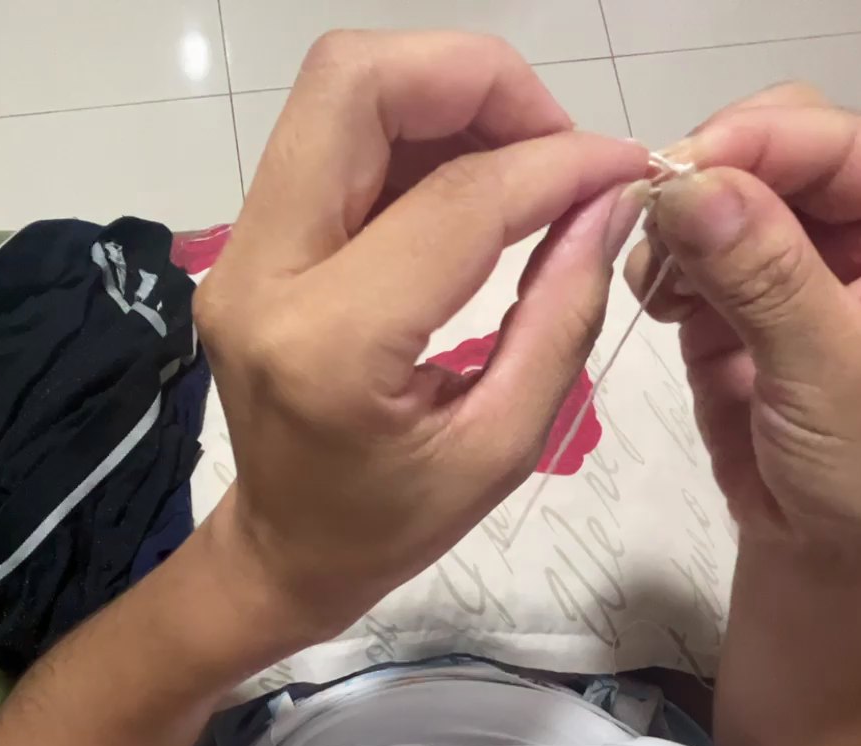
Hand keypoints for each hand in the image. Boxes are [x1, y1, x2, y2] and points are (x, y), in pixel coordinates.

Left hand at [196, 31, 651, 635]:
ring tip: (517, 165)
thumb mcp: (499, 447)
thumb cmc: (391, 526)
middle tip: (552, 145)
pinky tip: (462, 187)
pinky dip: (406, 139)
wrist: (285, 550)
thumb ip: (560, 317)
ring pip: (334, 100)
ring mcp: (238, 259)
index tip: (622, 170)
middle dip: (476, 81)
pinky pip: (325, 147)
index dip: (555, 164)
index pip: (456, 201)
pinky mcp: (244, 254)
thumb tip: (605, 198)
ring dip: (440, 101)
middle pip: (354, 86)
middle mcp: (261, 278)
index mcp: (329, 346)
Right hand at [624, 84, 860, 606]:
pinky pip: (686, 261)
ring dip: (673, 232)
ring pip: (717, 203)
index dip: (753, 144)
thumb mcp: (832, 371)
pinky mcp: (733, 308)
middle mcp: (859, 229)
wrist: (827, 550)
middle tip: (648, 228)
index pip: (835, 142)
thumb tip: (685, 187)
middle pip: (770, 155)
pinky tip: (657, 307)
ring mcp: (790, 267)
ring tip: (655, 290)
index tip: (669, 175)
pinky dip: (660, 271)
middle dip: (706, 183)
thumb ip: (764, 276)